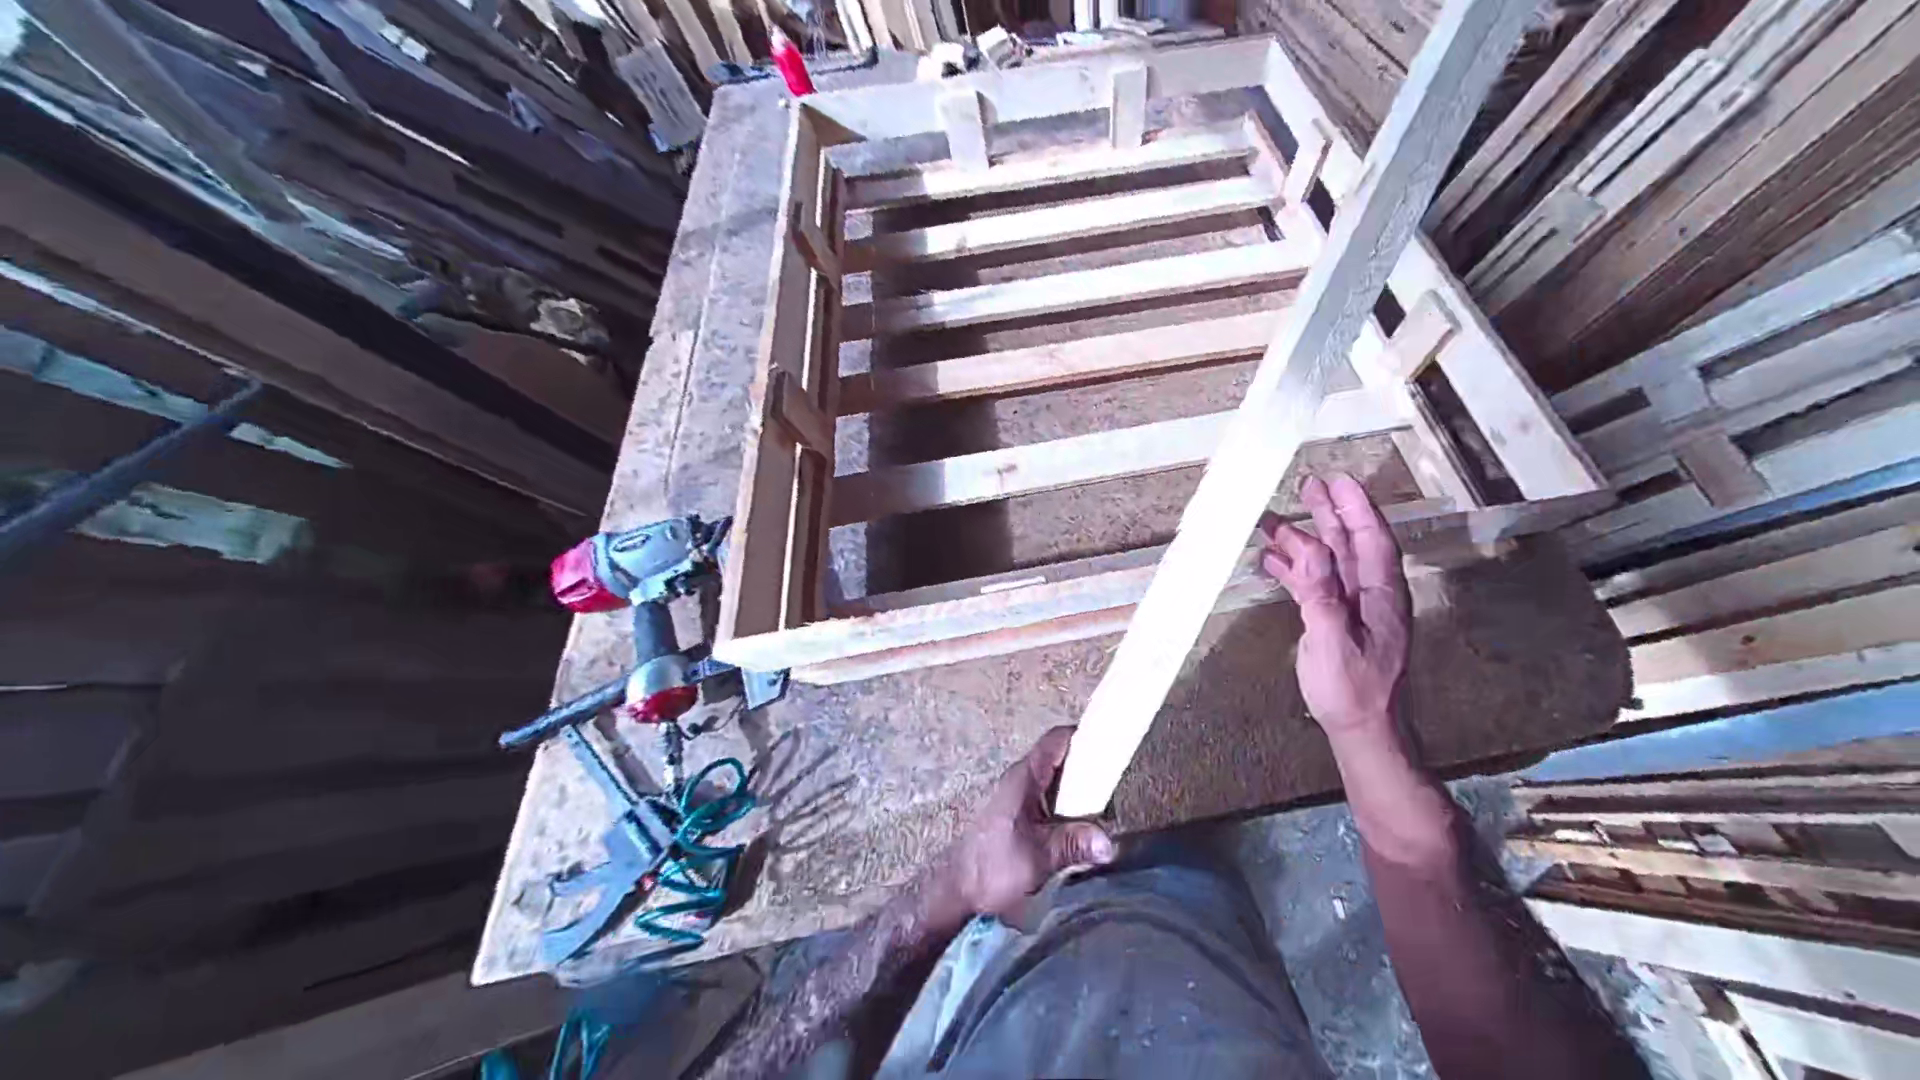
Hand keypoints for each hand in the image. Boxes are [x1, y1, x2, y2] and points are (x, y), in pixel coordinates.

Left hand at [932, 727, 1115, 922]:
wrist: (958, 890)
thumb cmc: (993, 867)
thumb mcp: (1039, 856)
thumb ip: (1073, 845)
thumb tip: (1108, 841)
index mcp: (1025, 777)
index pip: (1056, 740)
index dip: (1083, 737)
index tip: (1110, 744)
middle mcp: (1022, 780)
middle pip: (1060, 758)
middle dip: (1088, 767)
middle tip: (1115, 785)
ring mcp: (1020, 797)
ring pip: (1057, 781)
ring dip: (1079, 791)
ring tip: (1105, 810)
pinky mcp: (1020, 815)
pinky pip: (1051, 799)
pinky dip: (1069, 807)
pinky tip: (1083, 828)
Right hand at [1259, 473, 1410, 740]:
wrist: (1362, 728)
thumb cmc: (1352, 689)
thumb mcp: (1334, 641)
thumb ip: (1322, 594)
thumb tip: (1309, 549)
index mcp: (1380, 595)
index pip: (1371, 540)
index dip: (1356, 509)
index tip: (1338, 481)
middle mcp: (1368, 594)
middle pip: (1349, 544)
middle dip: (1330, 514)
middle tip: (1307, 486)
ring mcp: (1350, 608)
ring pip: (1327, 563)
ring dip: (1303, 540)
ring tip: (1272, 521)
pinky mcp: (1332, 621)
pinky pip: (1312, 585)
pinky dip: (1293, 569)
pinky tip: (1271, 561)